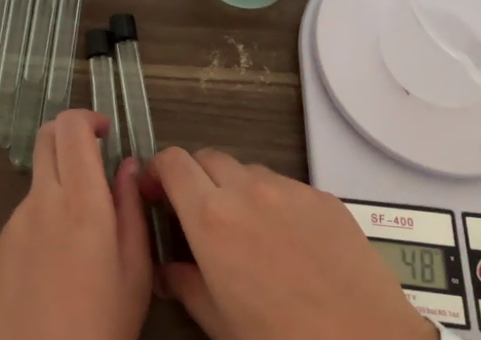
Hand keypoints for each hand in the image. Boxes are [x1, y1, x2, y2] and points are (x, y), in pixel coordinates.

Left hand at [0, 110, 151, 339]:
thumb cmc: (98, 326)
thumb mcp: (134, 273)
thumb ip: (132, 210)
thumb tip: (128, 166)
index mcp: (81, 202)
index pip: (70, 128)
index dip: (87, 118)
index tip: (106, 132)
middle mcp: (43, 200)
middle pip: (47, 137)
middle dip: (71, 136)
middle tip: (95, 160)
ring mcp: (16, 219)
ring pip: (40, 176)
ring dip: (61, 179)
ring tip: (86, 229)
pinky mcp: (1, 242)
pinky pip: (28, 210)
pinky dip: (47, 212)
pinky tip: (62, 257)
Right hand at [146, 146, 431, 339]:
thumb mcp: (221, 322)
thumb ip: (186, 286)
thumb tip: (170, 272)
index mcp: (212, 218)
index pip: (172, 162)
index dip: (159, 172)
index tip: (157, 191)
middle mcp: (248, 191)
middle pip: (206, 157)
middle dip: (196, 179)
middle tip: (198, 214)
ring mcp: (289, 190)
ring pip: (248, 170)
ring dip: (237, 189)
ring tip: (248, 232)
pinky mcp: (324, 198)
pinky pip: (287, 186)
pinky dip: (276, 202)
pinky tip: (288, 242)